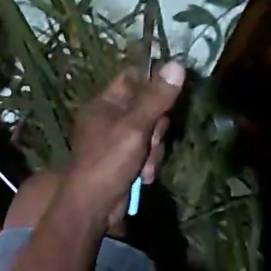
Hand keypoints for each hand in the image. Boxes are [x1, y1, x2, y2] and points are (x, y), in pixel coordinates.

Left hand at [55, 62, 185, 221]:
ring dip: (153, 152)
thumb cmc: (108, 162)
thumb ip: (156, 98)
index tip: (169, 96)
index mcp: (105, 104)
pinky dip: (147, 165)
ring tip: (143, 166)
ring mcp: (117, 142)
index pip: (134, 78)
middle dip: (156, 129)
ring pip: (151, 134)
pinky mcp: (124, 162)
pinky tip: (143, 177)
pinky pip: (146, 154)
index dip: (154, 84)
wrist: (93, 206)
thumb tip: (177, 64)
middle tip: (150, 141)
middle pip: (149, 108)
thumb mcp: (135, 127)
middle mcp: (110, 119)